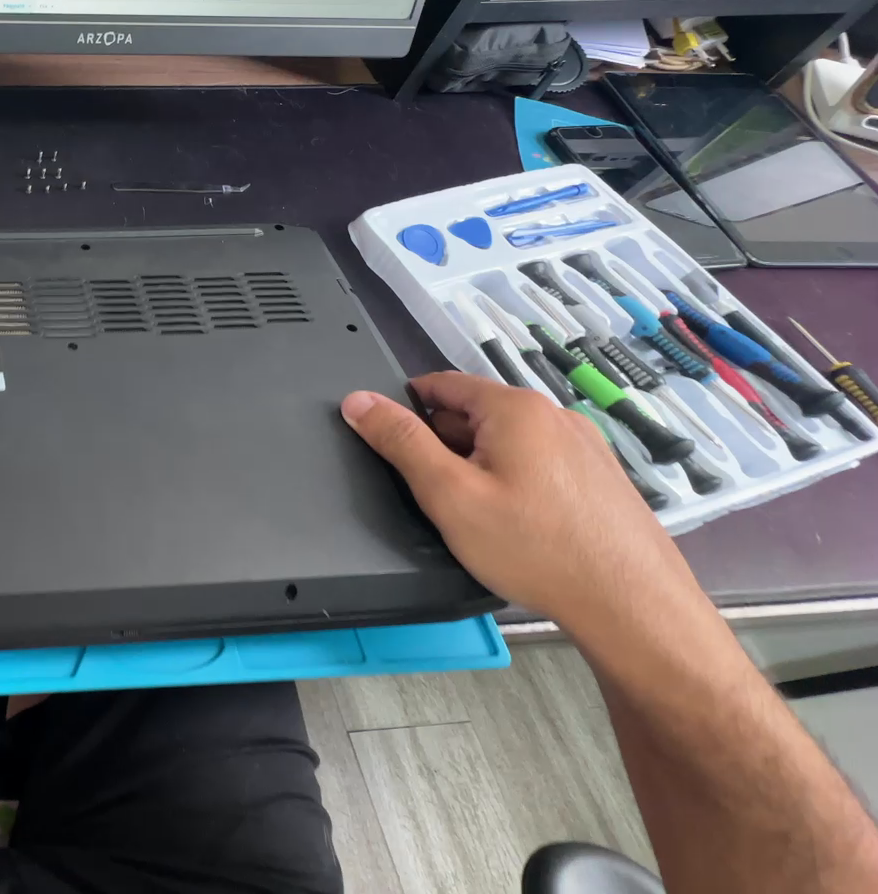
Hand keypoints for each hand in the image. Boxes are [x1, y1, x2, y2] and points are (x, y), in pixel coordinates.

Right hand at [339, 372, 698, 630]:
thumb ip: (399, 441)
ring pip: (503, 441)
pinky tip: (517, 524)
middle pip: (471, 413)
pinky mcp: (601, 477)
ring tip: (477, 515)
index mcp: (515, 408)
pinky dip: (512, 481)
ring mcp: (585, 446)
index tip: (392, 449)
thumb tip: (357, 400)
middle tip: (436, 493)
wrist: (633, 608)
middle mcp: (555, 416)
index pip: (438, 384)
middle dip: (442, 444)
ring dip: (476, 465)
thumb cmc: (532, 546)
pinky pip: (536, 463)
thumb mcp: (447, 493)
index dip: (403, 410)